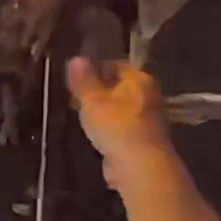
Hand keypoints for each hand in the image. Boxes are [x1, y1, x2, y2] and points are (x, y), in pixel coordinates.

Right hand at [66, 57, 175, 192]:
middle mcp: (147, 93)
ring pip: (118, 103)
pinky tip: (93, 129)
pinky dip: (107, 122)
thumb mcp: (92, 99)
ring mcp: (146, 114)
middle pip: (117, 84)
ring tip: (80, 113)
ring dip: (100, 107)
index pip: (115, 64)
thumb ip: (83, 79)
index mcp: (139, 80)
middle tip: (73, 96)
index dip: (93, 69)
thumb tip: (77, 57)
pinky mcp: (141, 132)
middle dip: (96, 89)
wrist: (139, 163)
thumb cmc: (114, 125)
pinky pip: (120, 120)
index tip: (73, 79)